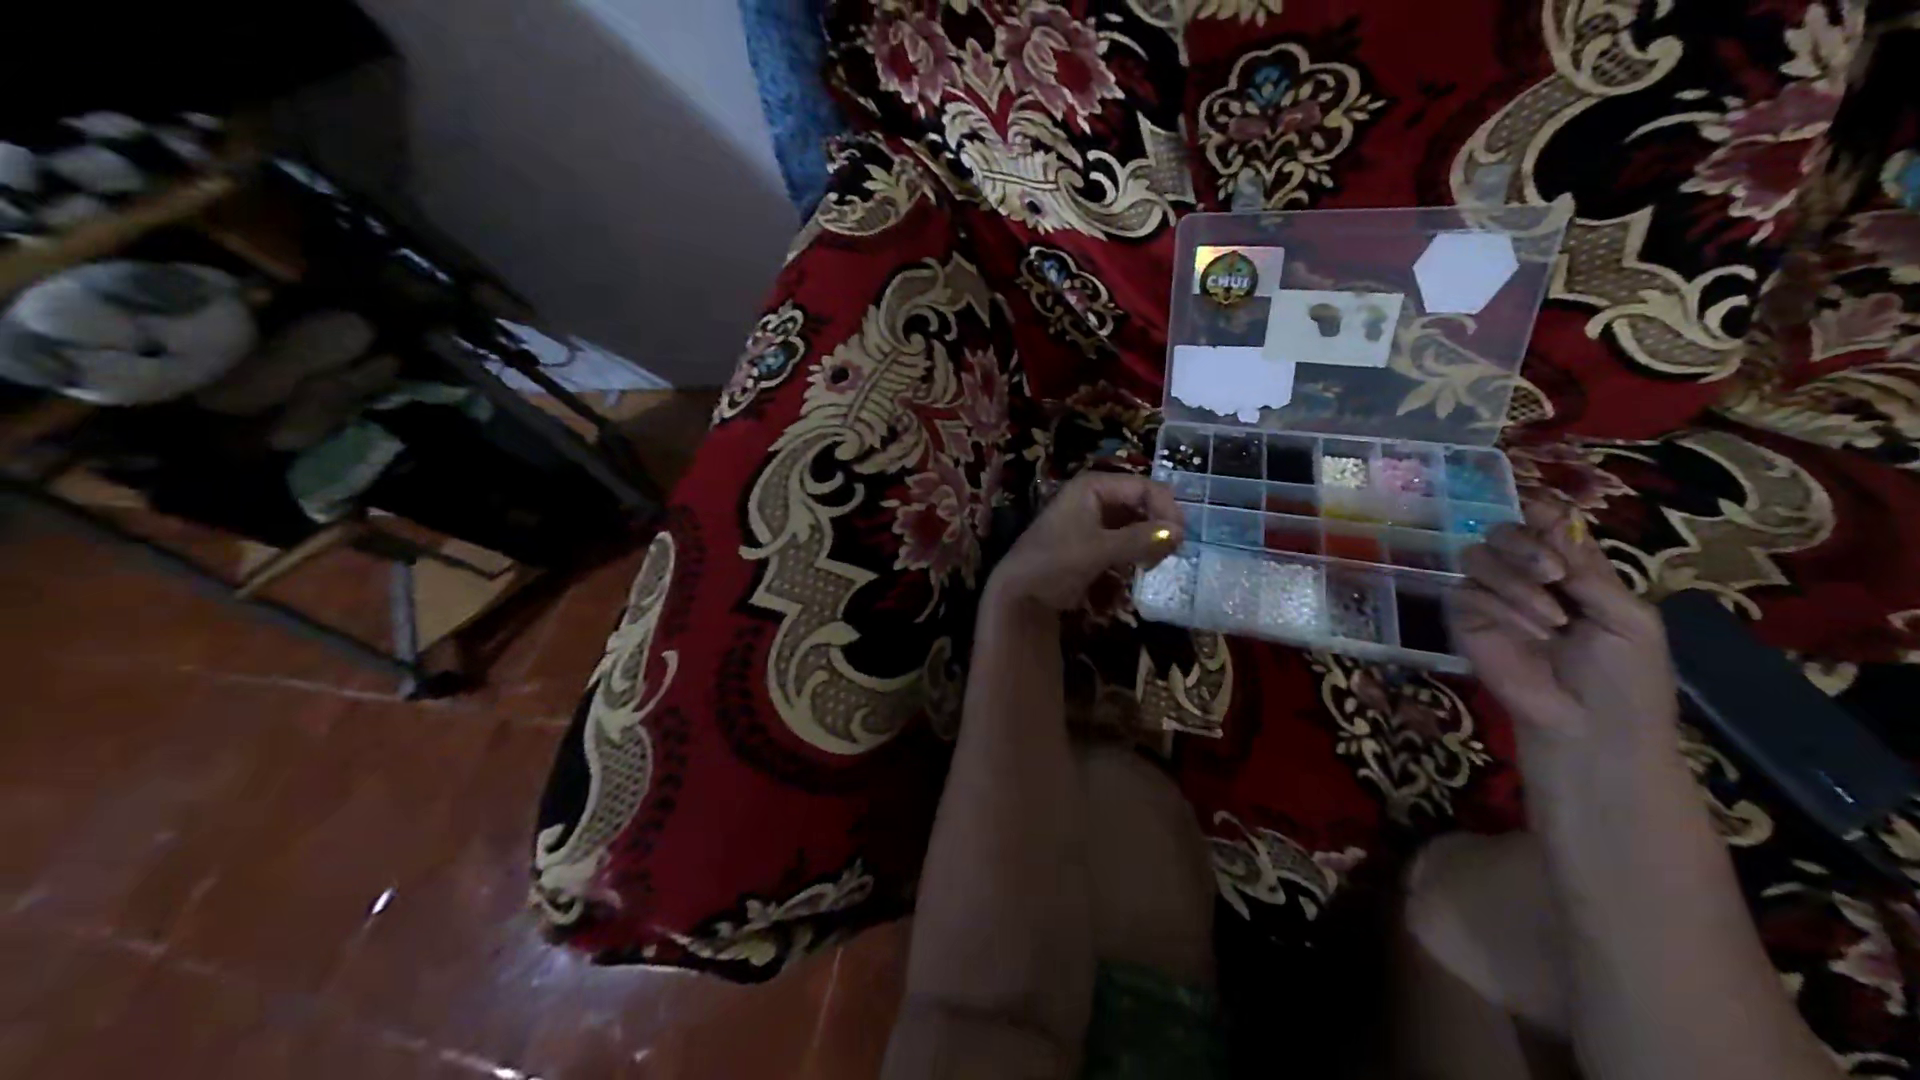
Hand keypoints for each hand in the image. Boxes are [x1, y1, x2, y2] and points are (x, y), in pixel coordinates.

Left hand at [986, 471, 1183, 612]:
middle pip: (1142, 504)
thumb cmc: (1055, 562)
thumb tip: (1180, 532)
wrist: (1021, 594)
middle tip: (1169, 553)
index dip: (1166, 508)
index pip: (1144, 487)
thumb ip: (1140, 539)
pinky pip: (1126, 541)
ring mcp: (1094, 520)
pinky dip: (1137, 553)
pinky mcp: (1095, 543)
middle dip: (1158, 526)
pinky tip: (1141, 569)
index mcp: (1093, 486)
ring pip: (1137, 524)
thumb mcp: (1099, 550)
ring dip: (1149, 542)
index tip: (1180, 537)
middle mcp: (1095, 497)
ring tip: (1153, 563)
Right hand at [1449, 499, 1675, 743]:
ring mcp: (1491, 597)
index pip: (1546, 522)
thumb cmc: (1627, 676)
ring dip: (1515, 581)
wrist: (1592, 725)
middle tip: (1552, 574)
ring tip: (1550, 619)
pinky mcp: (1465, 620)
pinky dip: (1500, 608)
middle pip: (1504, 531)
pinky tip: (1531, 633)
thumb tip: (1554, 524)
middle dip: (1525, 544)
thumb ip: (1591, 573)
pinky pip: (1467, 593)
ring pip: (1478, 557)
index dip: (1539, 510)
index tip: (1540, 511)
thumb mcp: (1631, 619)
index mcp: (1571, 568)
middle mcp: (1525, 575)